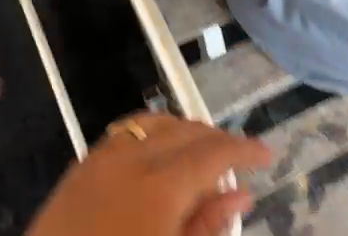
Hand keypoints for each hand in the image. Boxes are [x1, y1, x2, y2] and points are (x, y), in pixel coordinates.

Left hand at [25, 111, 272, 235]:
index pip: (212, 152)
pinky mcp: (80, 167)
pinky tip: (161, 155)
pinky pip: (127, 132)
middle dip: (216, 139)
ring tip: (204, 153)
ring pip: (155, 123)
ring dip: (185, 131)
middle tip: (240, 159)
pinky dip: (154, 134)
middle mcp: (131, 160)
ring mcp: (101, 159)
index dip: (243, 149)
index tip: (267, 154)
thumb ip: (206, 227)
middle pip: (185, 131)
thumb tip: (240, 195)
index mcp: (159, 188)